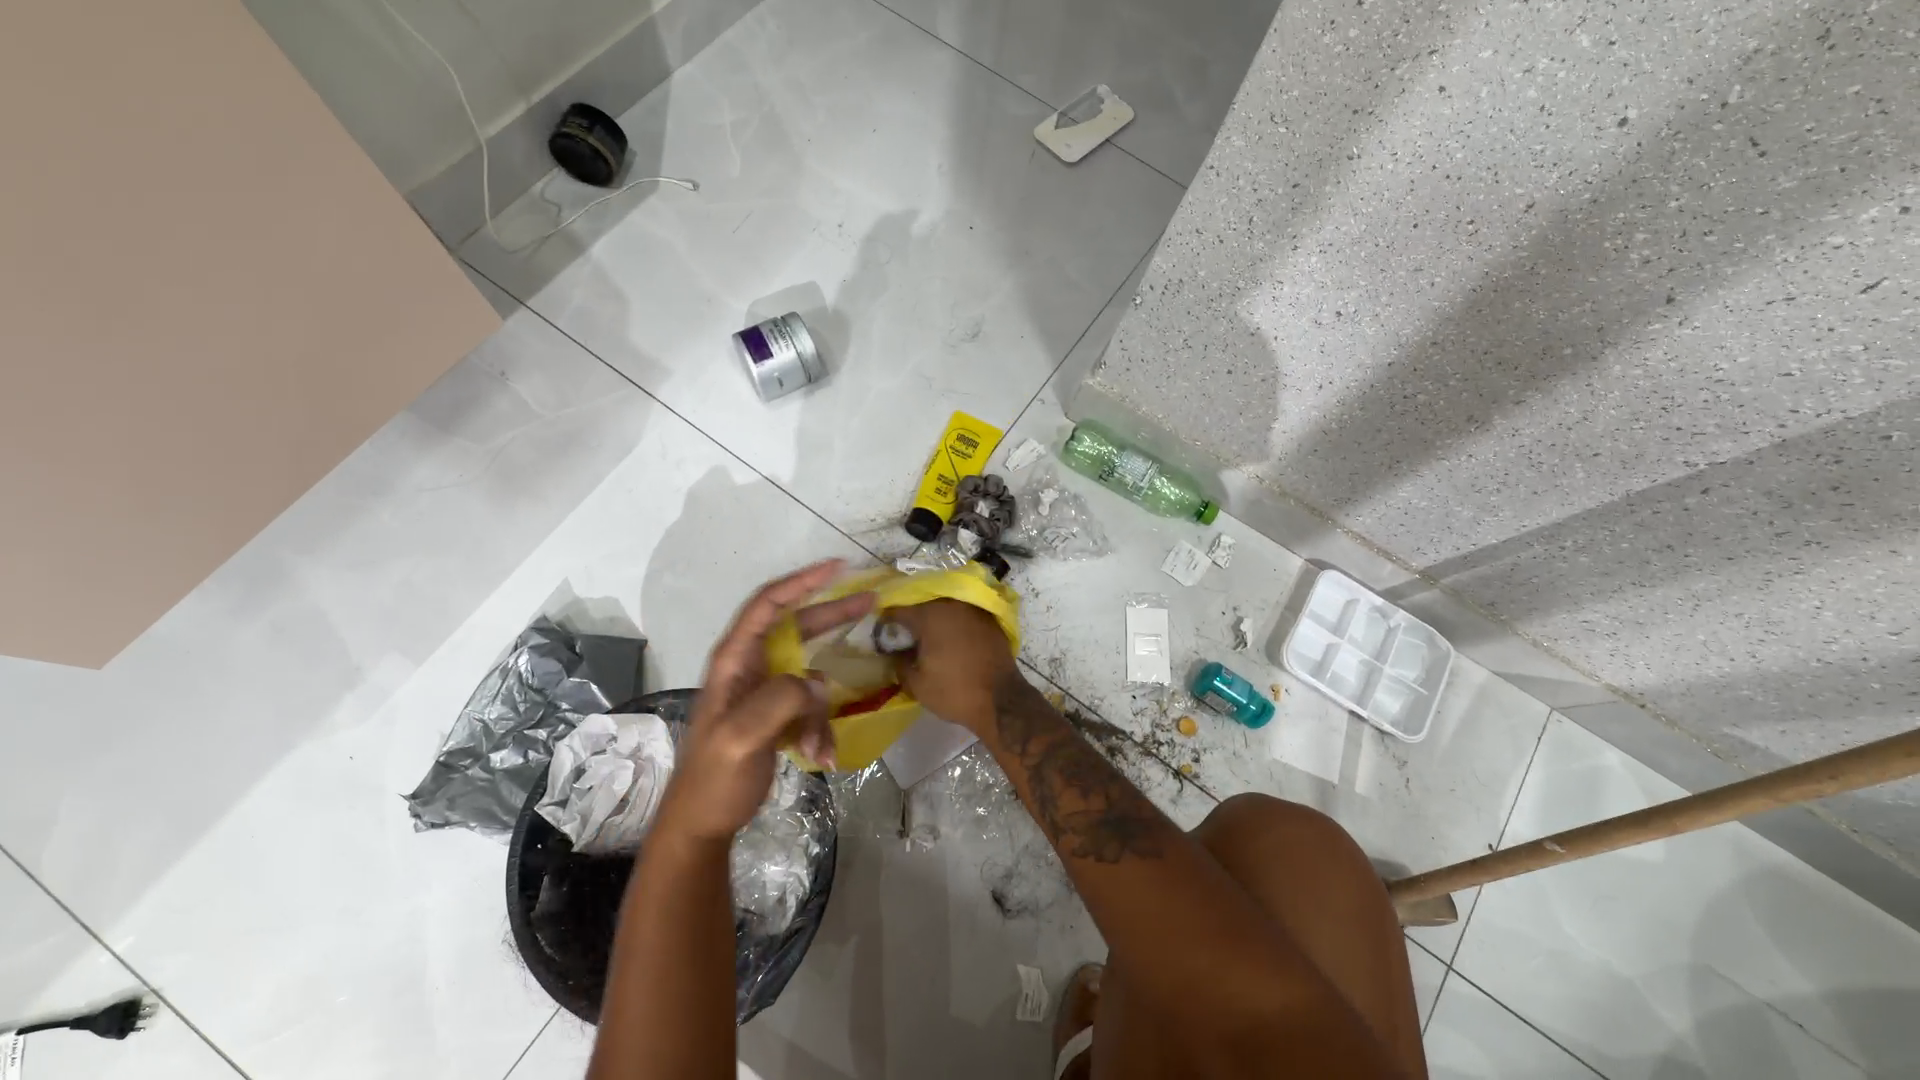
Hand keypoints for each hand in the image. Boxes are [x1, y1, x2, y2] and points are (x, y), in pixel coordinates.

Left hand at [655, 560, 874, 842]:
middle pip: (796, 627)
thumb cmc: (713, 779)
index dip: (800, 582)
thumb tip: (817, 681)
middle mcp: (750, 667)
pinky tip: (819, 757)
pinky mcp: (778, 715)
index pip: (767, 606)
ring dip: (822, 710)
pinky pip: (812, 710)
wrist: (703, 822)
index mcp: (733, 661)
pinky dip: (820, 731)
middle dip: (832, 617)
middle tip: (871, 601)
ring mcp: (765, 691)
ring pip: (811, 678)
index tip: (836, 568)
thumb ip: (778, 701)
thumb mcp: (740, 738)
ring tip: (820, 746)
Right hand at [882, 599, 1017, 735]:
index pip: (898, 609)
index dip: (886, 622)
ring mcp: (974, 610)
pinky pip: (963, 615)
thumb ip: (899, 662)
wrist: (1002, 701)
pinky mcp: (990, 620)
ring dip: (934, 619)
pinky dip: (954, 624)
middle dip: (911, 618)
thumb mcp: (916, 683)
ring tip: (926, 638)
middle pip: (922, 603)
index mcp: (930, 614)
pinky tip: (950, 640)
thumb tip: (896, 652)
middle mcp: (952, 604)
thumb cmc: (954, 691)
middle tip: (903, 637)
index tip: (882, 636)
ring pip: (945, 607)